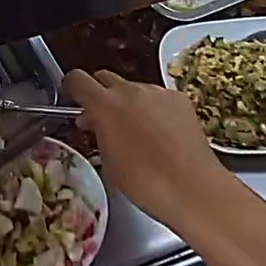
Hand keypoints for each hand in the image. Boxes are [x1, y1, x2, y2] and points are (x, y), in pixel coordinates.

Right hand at [62, 69, 236, 229]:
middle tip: (102, 117)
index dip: (72, 87)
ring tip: (137, 131)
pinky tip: (161, 133)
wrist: (193, 188)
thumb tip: (95, 122)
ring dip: (128, 102)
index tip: (73, 99)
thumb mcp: (108, 161)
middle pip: (105, 77)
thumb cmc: (145, 182)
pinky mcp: (179, 99)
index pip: (78, 79)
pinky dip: (153, 108)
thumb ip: (97, 133)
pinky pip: (158, 97)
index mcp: (104, 105)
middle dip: (100, 93)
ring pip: (133, 88)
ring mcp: (157, 92)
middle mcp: (130, 91)